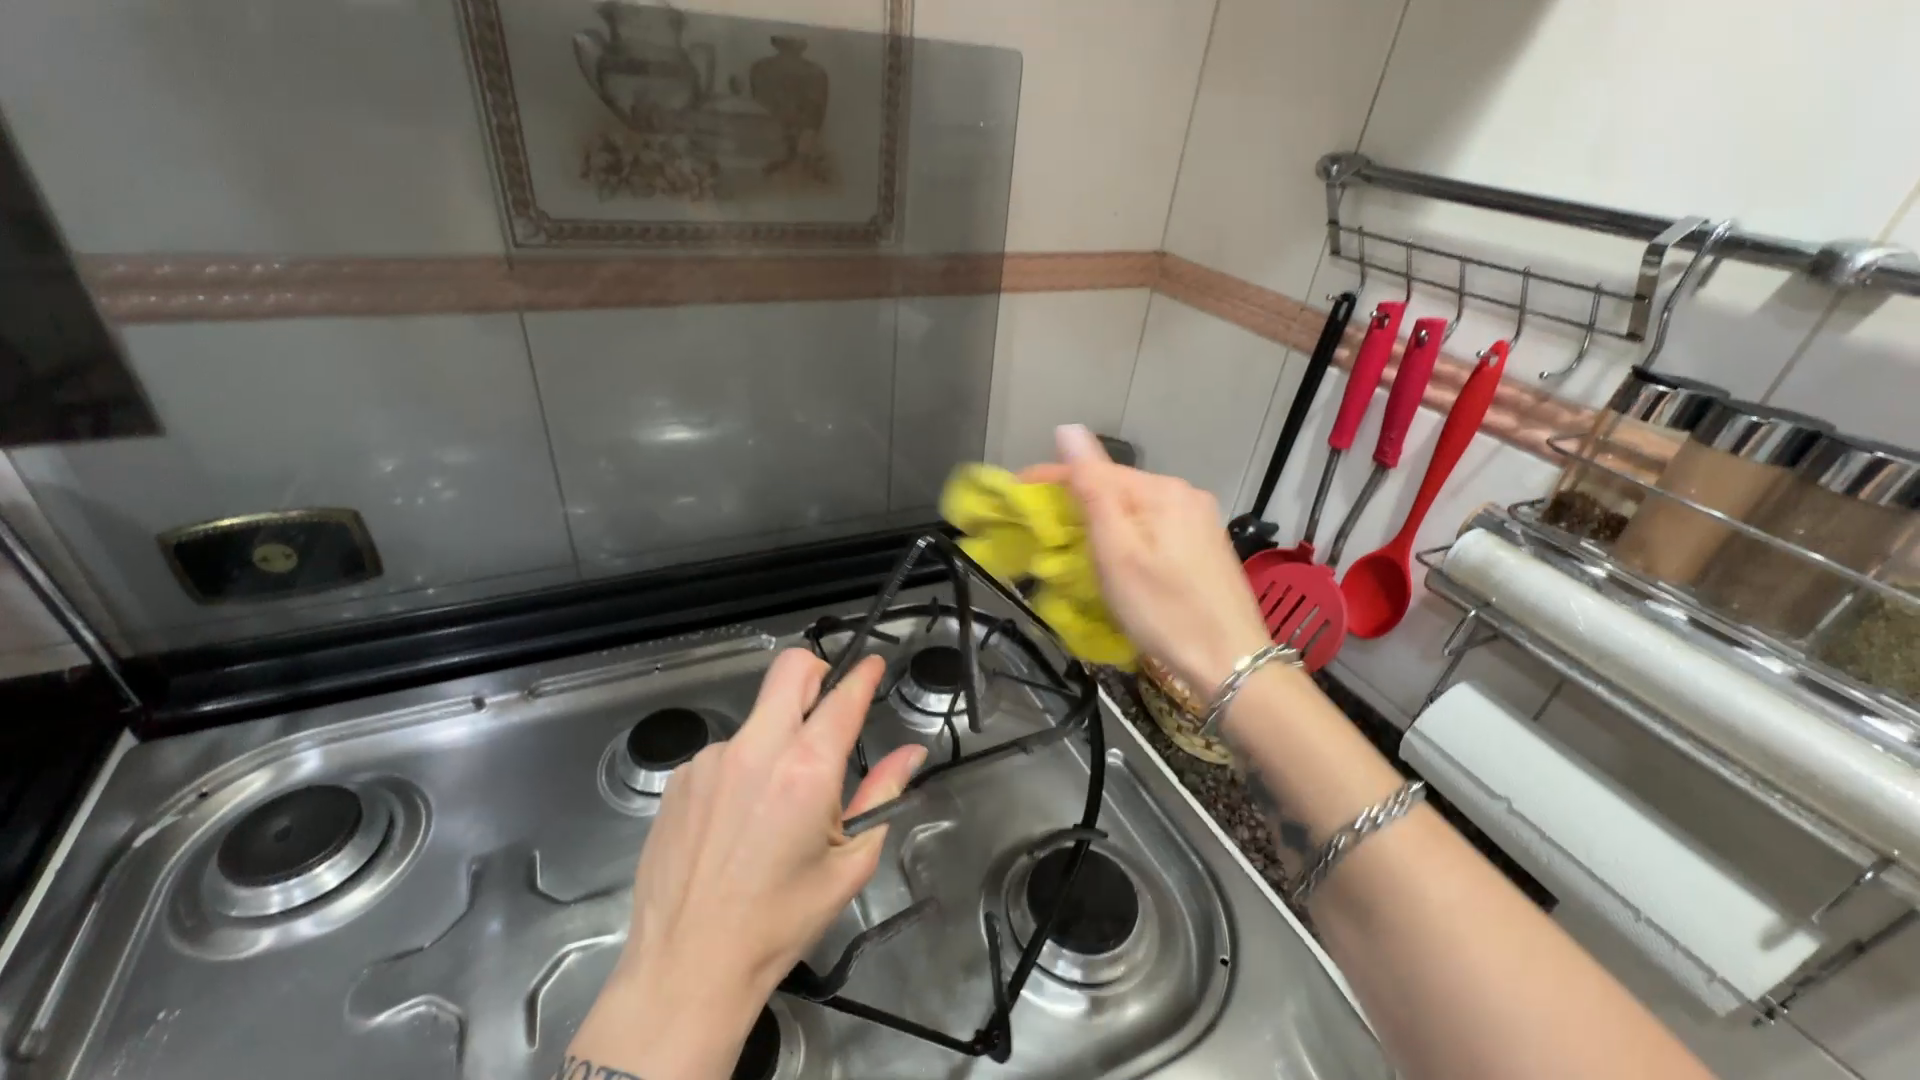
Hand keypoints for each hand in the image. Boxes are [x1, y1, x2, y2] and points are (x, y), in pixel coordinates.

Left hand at [568, 649, 923, 1079]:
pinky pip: (723, 755)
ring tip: (774, 808)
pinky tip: (736, 823)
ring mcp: (709, 761)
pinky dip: (741, 772)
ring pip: (756, 721)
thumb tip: (910, 754)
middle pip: (789, 671)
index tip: (873, 665)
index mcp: (806, 771)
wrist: (688, 965)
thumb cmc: (780, 922)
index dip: (864, 674)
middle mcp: (755, 750)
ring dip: (776, 741)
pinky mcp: (679, 780)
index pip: (843, 698)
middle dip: (815, 674)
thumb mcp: (848, 865)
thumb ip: (882, 797)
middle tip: (827, 709)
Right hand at [1023, 425, 1273, 690]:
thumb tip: (1068, 429)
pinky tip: (1118, 561)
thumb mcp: (1116, 550)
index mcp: (1162, 490)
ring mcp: (1202, 522)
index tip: (1016, 493)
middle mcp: (1186, 495)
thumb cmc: (1163, 610)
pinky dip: (1128, 539)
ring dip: (1102, 523)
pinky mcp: (1207, 549)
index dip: (1051, 479)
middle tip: (1041, 531)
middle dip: (1077, 504)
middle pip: (1117, 489)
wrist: (1231, 664)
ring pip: (1136, 511)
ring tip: (1073, 548)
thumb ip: (1092, 487)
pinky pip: (1155, 530)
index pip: (1095, 470)